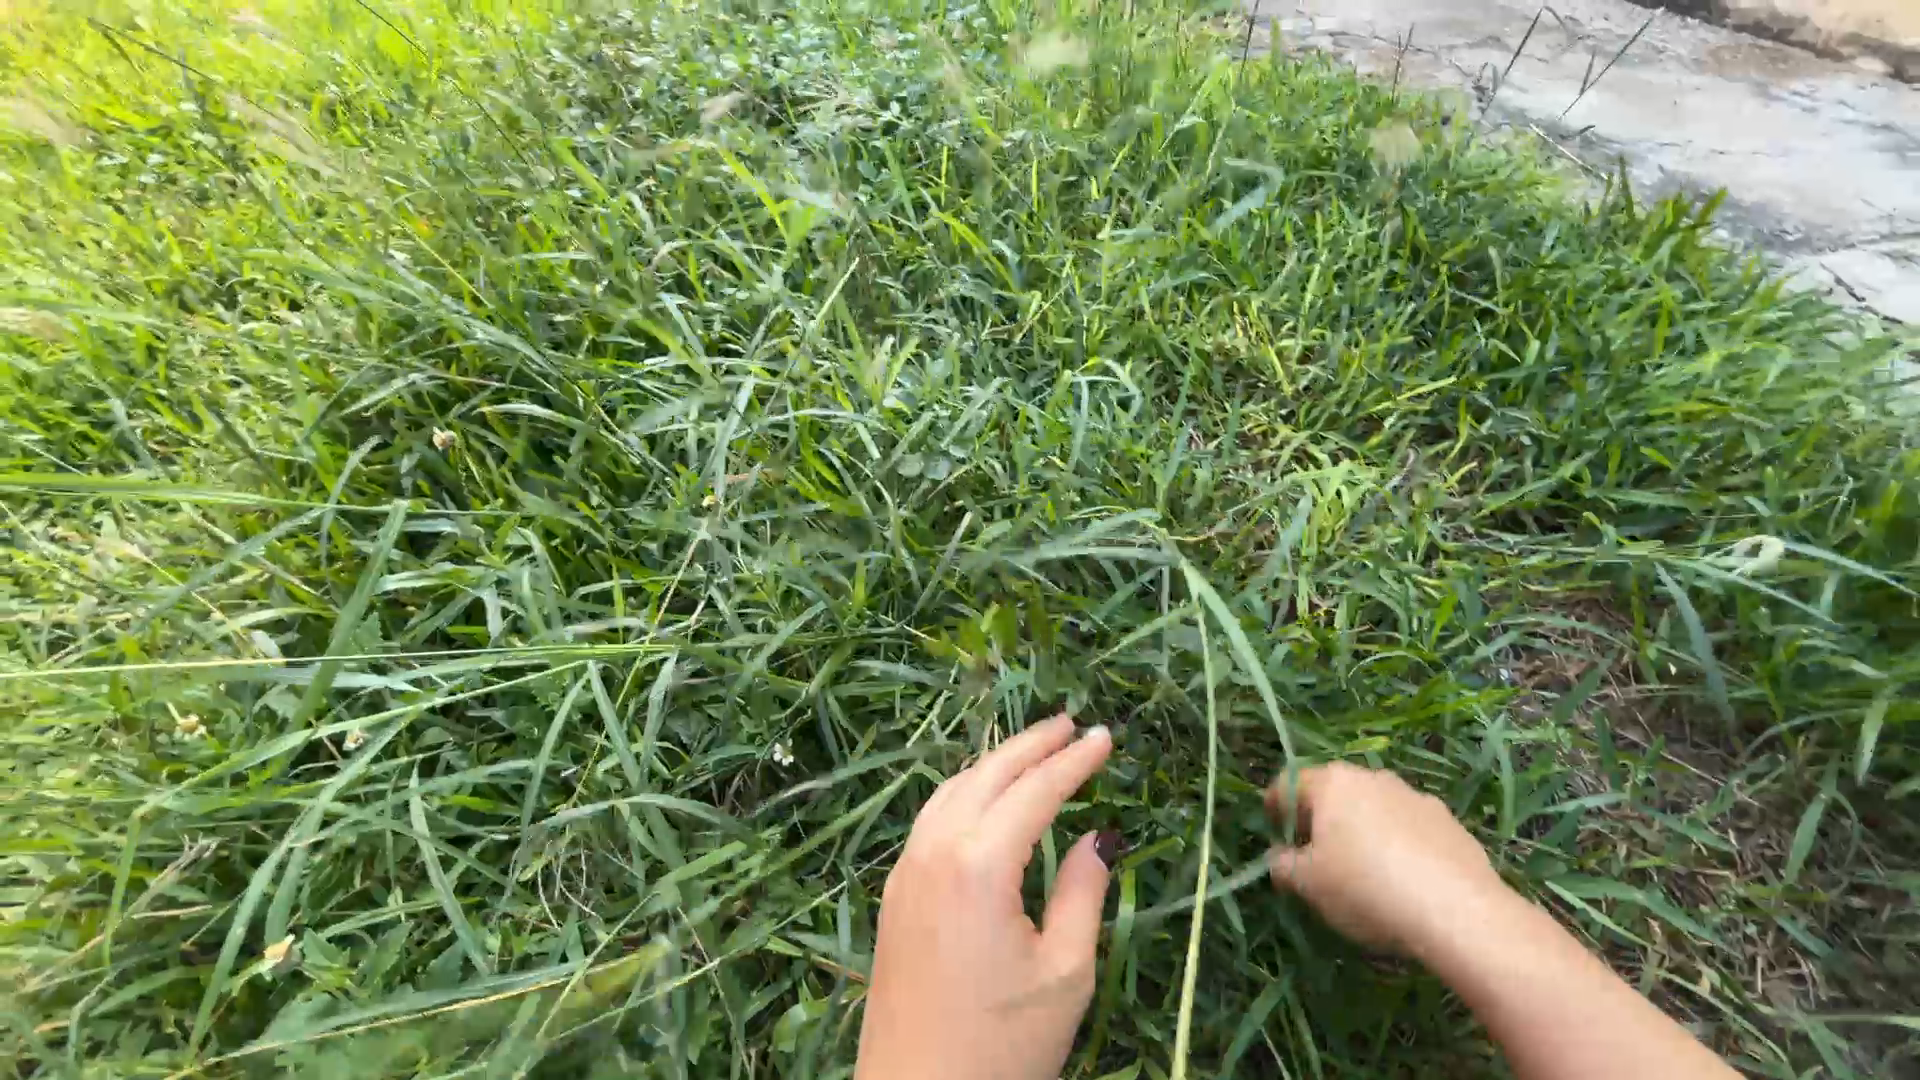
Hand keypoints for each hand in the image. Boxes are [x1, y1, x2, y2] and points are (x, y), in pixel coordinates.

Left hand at [855, 712, 1118, 1079]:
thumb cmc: (1001, 1046)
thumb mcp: (1064, 974)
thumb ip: (1083, 894)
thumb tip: (1098, 838)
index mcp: (980, 865)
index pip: (1036, 792)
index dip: (1074, 761)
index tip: (1105, 736)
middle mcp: (936, 850)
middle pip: (988, 773)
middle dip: (1031, 744)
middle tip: (1070, 724)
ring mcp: (908, 867)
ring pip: (954, 788)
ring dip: (995, 763)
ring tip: (1033, 751)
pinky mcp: (896, 889)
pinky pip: (932, 815)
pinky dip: (965, 790)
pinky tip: (984, 798)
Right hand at [1265, 763, 1505, 955]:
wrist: (1460, 913)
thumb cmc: (1366, 888)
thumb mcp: (1308, 884)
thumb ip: (1282, 865)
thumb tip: (1279, 857)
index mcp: (1330, 783)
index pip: (1288, 784)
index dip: (1275, 810)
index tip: (1278, 838)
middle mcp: (1371, 778)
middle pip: (1333, 793)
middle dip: (1321, 819)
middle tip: (1317, 856)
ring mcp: (1414, 797)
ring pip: (1374, 808)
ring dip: (1362, 830)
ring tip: (1365, 871)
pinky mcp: (1450, 822)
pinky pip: (1410, 828)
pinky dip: (1400, 845)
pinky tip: (1405, 881)